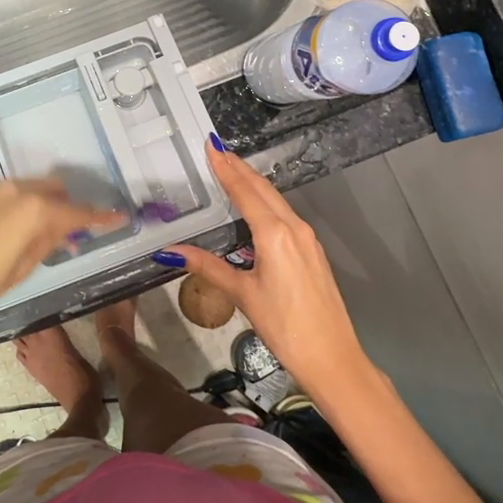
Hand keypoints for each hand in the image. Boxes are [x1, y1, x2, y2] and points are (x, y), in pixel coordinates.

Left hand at [0, 179, 125, 335]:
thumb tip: (64, 232)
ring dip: (42, 206)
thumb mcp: (18, 272)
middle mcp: (12, 190)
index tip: (119, 217)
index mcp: (30, 210)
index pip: (74, 211)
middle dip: (67, 207)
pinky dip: (18, 207)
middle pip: (53, 190)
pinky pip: (6, 195)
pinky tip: (13, 231)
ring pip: (28, 189)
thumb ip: (45, 244)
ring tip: (43, 235)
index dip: (99, 217)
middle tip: (74, 234)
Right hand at [161, 144, 374, 396]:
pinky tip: (255, 205)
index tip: (211, 145)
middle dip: (239, 168)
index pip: (246, 192)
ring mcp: (307, 239)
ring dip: (253, 183)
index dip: (226, 168)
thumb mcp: (242, 295)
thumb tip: (170, 252)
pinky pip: (285, 215)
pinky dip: (266, 202)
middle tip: (217, 149)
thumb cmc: (285, 326)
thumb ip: (208, 267)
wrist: (332, 357)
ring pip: (277, 201)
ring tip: (231, 170)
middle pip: (263, 190)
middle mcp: (294, 228)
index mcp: (275, 234)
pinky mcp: (312, 251)